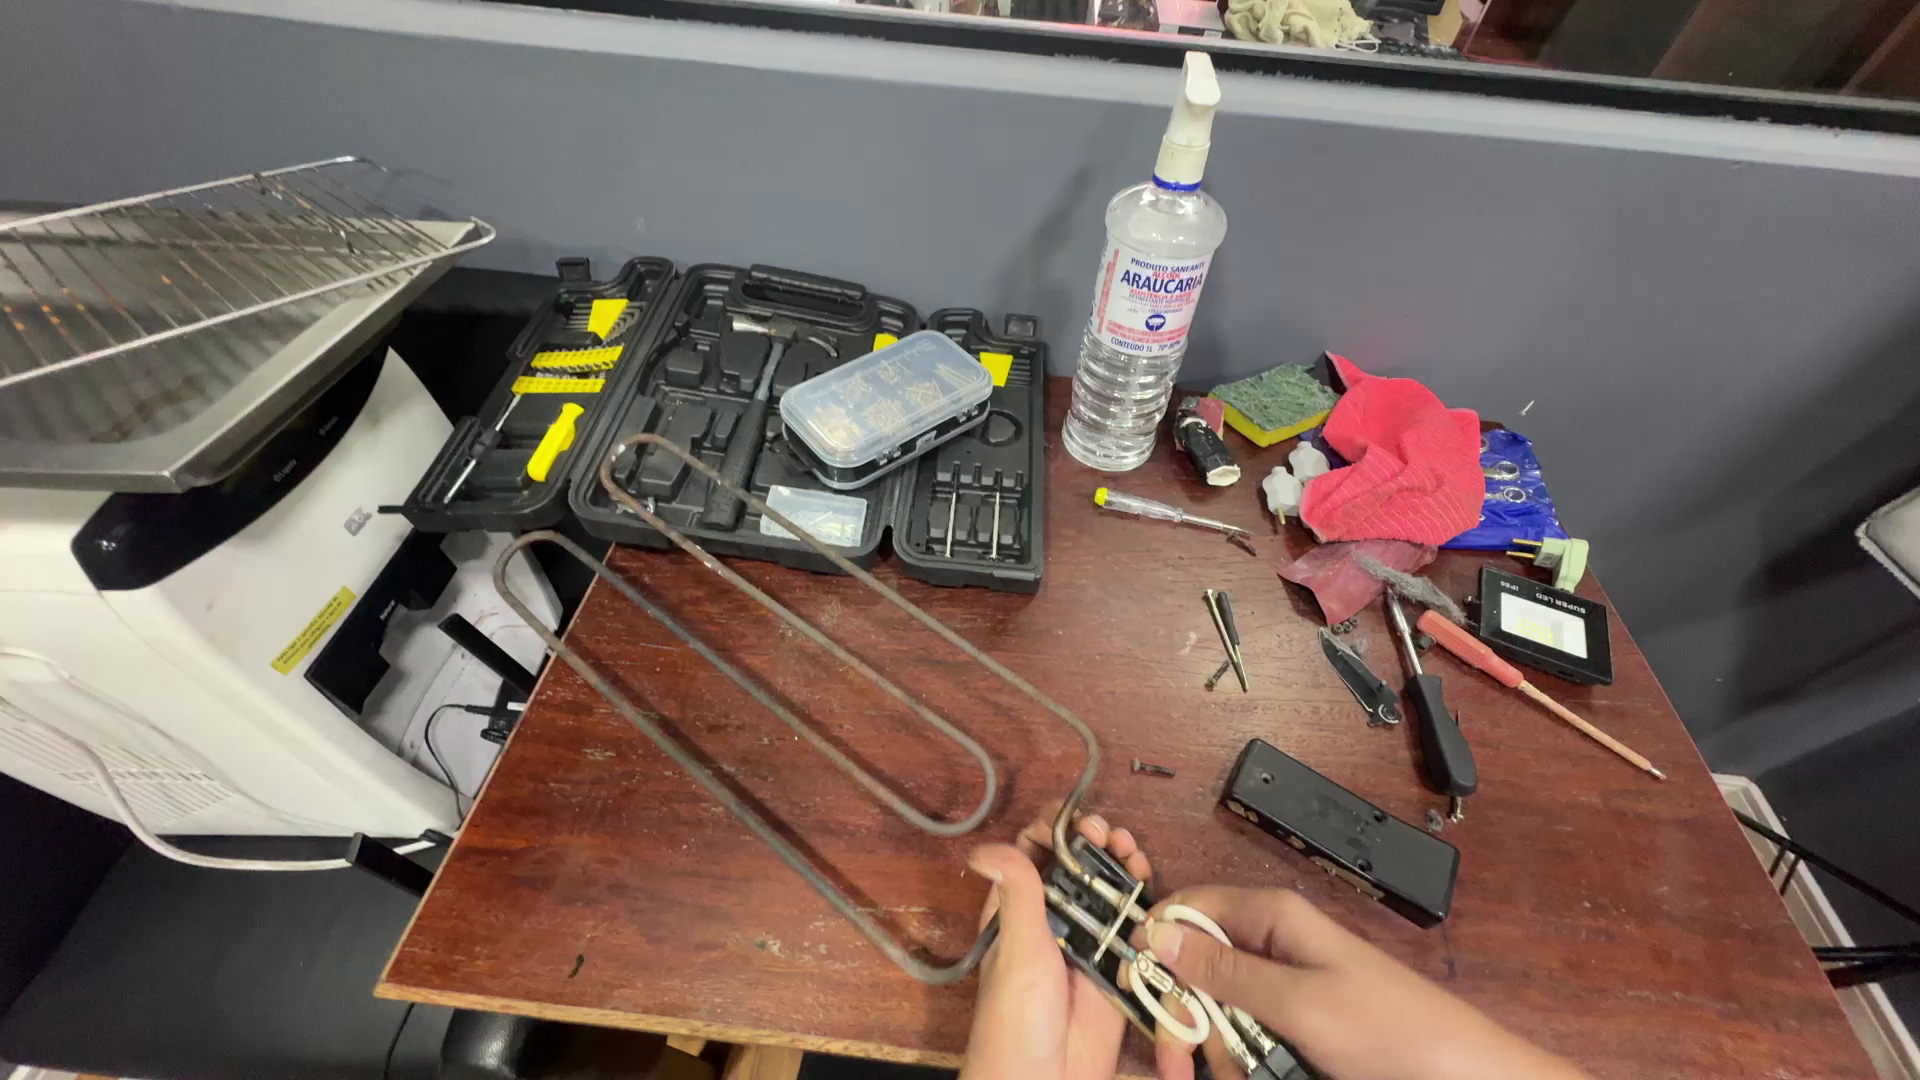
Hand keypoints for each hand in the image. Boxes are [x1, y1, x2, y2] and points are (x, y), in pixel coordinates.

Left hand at [960, 812, 1153, 1079]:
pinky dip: (1141, 894)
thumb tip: (983, 848)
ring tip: (1129, 848)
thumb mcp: (1016, 948)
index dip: (1054, 828)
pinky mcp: (1115, 961)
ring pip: (1105, 884)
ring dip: (1119, 859)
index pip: (1033, 850)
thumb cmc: (1017, 1014)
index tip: (1075, 819)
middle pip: (1076, 861)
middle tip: (1108, 832)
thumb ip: (1015, 895)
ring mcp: (1085, 936)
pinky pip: (1130, 919)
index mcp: (1017, 905)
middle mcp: (1052, 914)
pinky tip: (1146, 877)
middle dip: (1094, 838)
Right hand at [1137, 887, 1590, 1079]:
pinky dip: (1242, 1055)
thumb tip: (1154, 933)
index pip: (1190, 907)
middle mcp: (1271, 939)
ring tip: (1231, 1076)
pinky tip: (1249, 1076)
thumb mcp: (1296, 1003)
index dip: (1156, 939)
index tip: (1132, 984)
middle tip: (1178, 1067)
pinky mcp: (1297, 1018)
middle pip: (1199, 961)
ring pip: (1219, 1002)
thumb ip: (1223, 970)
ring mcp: (1284, 980)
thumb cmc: (1383, 1032)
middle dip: (1185, 1011)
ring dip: (1213, 1043)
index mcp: (1270, 915)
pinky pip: (1249, 1028)